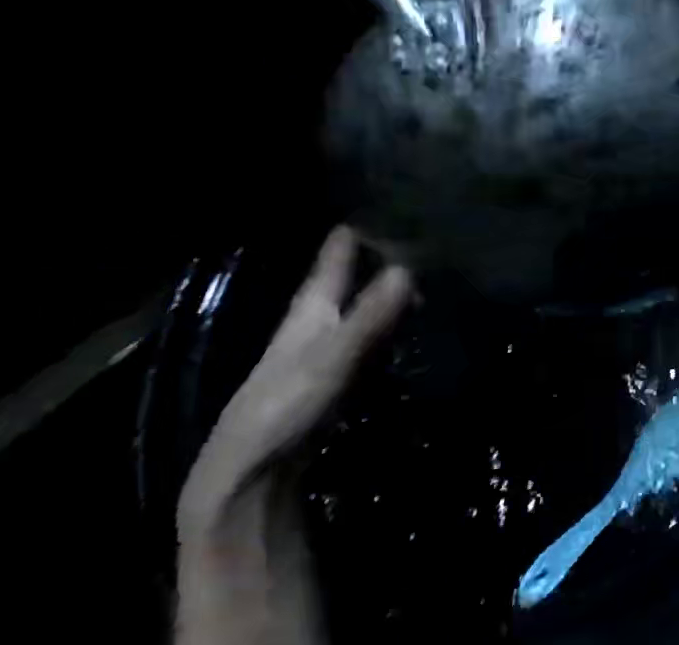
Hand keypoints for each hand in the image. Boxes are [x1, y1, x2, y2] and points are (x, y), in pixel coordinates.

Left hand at [178, 226, 414, 532]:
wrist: (251, 477)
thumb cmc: (283, 408)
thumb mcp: (330, 359)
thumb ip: (368, 317)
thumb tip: (408, 268)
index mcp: (310, 310)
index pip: (335, 259)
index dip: (355, 233)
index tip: (382, 201)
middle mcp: (319, 322)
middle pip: (352, 279)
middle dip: (381, 256)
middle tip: (420, 231)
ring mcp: (330, 350)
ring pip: (365, 306)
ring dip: (391, 288)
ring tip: (428, 268)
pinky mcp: (343, 376)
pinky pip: (376, 334)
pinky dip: (395, 320)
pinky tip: (415, 318)